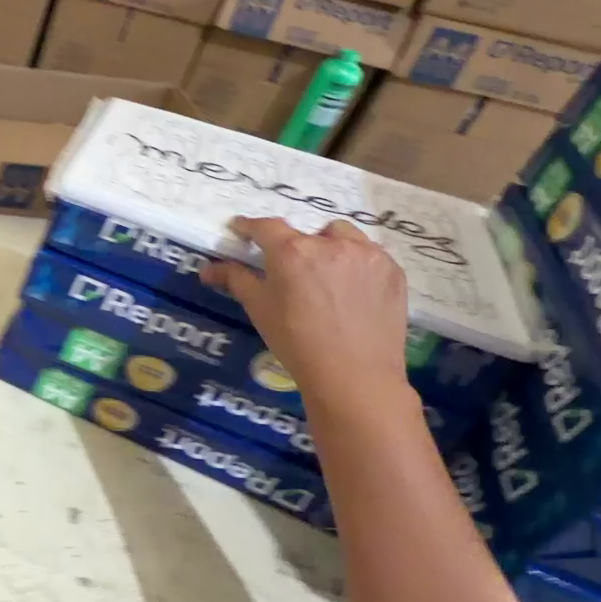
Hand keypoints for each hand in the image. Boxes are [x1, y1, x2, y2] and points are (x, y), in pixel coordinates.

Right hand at [201, 217, 411, 410]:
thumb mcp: (259, 308)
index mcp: (292, 251)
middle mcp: (331, 244)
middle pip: (306, 231)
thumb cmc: (295, 341)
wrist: (354, 375)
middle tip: (290, 271)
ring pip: (342, 236)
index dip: (250, 227)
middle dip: (295, 245)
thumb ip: (235, 279)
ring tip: (324, 275)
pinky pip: (368, 254)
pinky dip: (355, 263)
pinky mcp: (393, 270)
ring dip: (329, 246)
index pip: (266, 226)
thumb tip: (208, 269)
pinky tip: (350, 290)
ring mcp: (367, 255)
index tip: (241, 230)